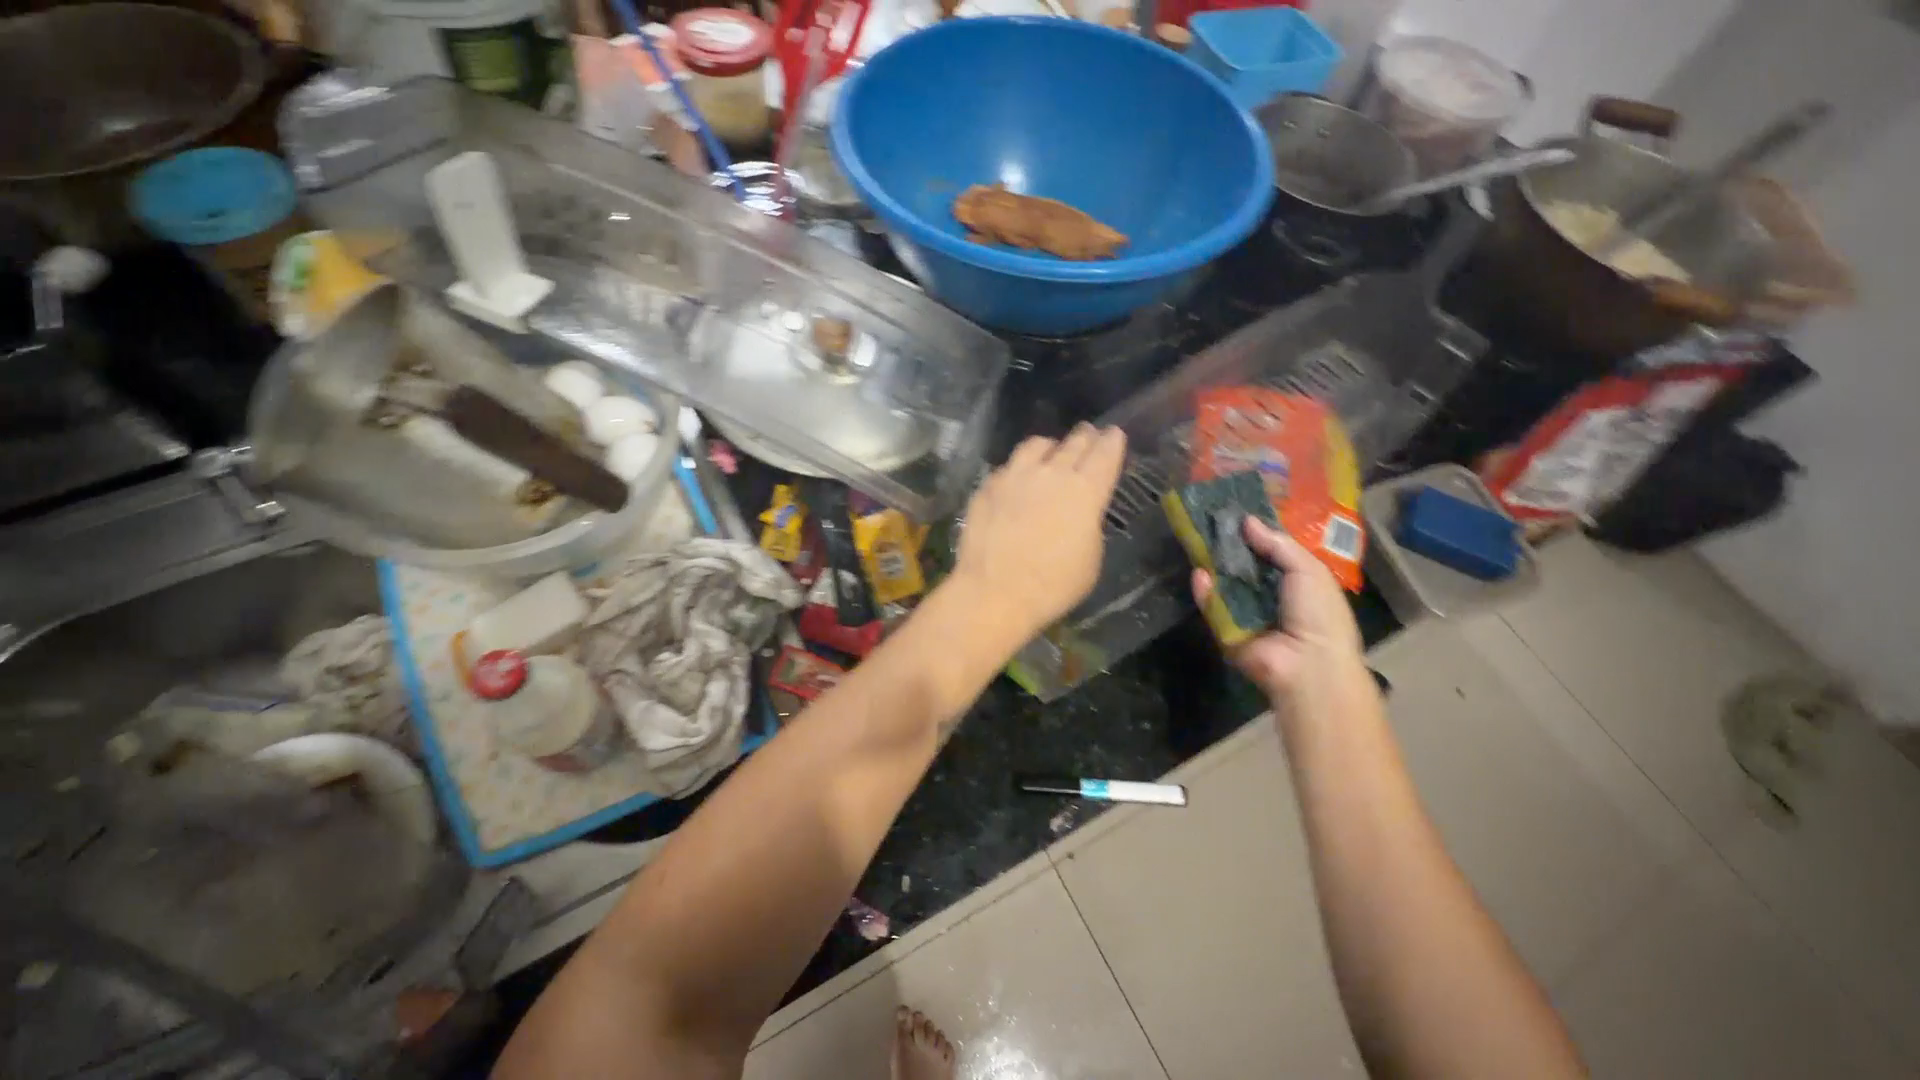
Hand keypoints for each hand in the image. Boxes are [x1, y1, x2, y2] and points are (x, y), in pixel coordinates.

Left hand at [949, 424, 1125, 642]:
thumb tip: (1081, 512)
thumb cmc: (1053, 585)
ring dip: (1050, 446)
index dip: (1112, 441)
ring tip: (1051, 451)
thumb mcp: (1091, 559)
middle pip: (1074, 443)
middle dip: (1085, 437)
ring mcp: (1015, 476)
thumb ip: (1090, 524)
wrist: (995, 592)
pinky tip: (1017, 479)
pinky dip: (1019, 468)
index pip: (1105, 453)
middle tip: (1088, 435)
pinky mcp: (988, 485)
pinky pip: (1009, 466)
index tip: (1114, 434)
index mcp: (1085, 491)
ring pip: (1037, 445)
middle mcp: (1052, 473)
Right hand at [1192, 517, 1371, 720]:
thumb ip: (1278, 544)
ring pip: (1225, 585)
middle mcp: (1270, 597)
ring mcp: (1246, 615)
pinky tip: (1199, 573)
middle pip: (1244, 568)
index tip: (1236, 513)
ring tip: (1199, 540)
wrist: (1308, 663)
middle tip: (1211, 523)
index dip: (1255, 534)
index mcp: (1296, 582)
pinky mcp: (1227, 632)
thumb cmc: (1319, 613)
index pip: (1271, 553)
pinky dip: (1205, 592)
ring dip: (1214, 565)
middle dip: (1229, 547)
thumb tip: (1247, 522)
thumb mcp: (1308, 569)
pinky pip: (1213, 609)